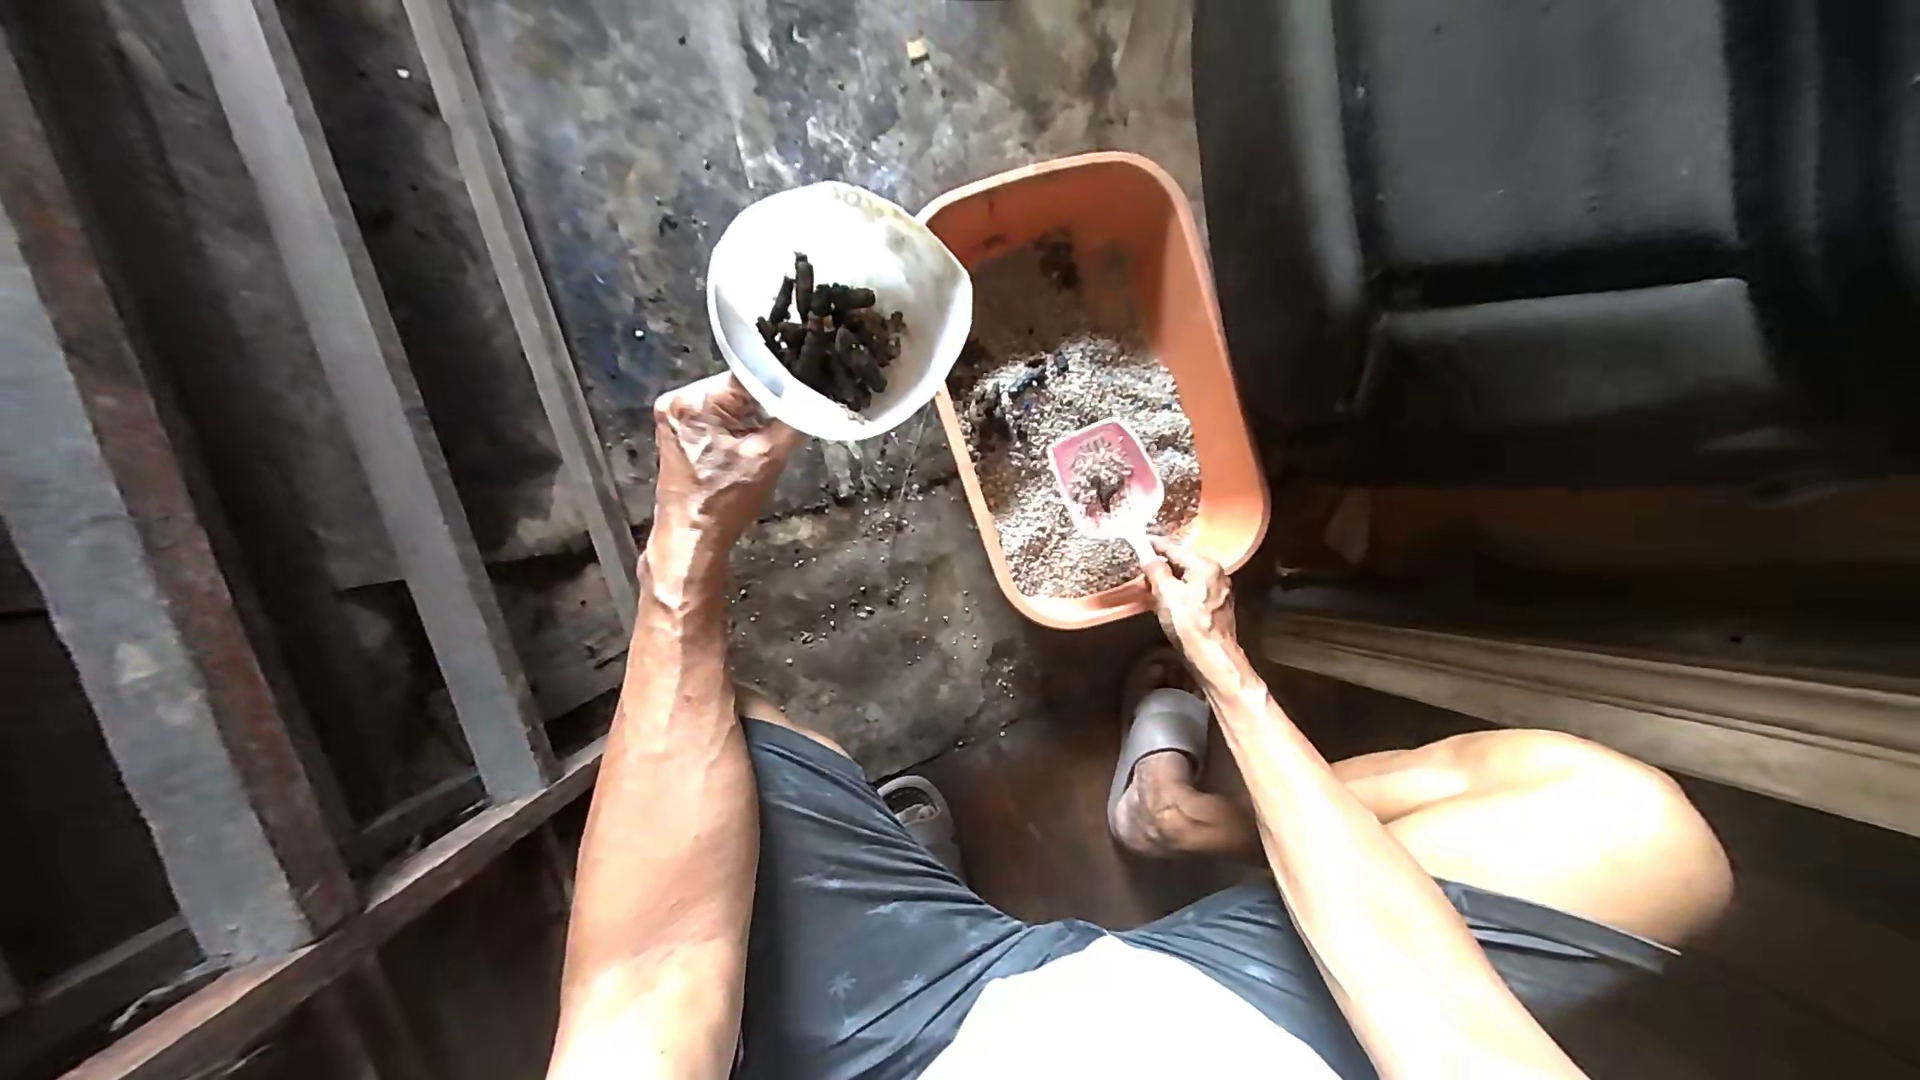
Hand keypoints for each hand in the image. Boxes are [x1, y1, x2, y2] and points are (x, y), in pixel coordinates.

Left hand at [651, 374, 801, 558]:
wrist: (693, 536)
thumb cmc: (723, 503)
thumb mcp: (770, 458)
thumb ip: (793, 421)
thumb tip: (811, 399)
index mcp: (696, 402)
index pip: (750, 376)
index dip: (779, 389)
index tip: (799, 401)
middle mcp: (678, 401)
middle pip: (738, 388)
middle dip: (762, 408)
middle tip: (771, 437)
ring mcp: (675, 415)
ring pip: (729, 403)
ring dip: (749, 419)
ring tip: (755, 448)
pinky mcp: (679, 430)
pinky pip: (716, 417)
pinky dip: (734, 429)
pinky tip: (740, 452)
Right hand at [1141, 537, 1238, 670]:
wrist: (1212, 657)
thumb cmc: (1188, 624)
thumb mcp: (1165, 594)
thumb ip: (1155, 570)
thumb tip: (1148, 557)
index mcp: (1205, 566)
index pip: (1174, 548)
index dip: (1154, 544)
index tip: (1139, 540)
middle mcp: (1217, 574)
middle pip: (1182, 562)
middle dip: (1161, 565)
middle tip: (1141, 569)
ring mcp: (1220, 590)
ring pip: (1188, 578)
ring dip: (1168, 580)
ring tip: (1150, 586)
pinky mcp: (1218, 606)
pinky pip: (1194, 591)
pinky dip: (1178, 592)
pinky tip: (1166, 601)